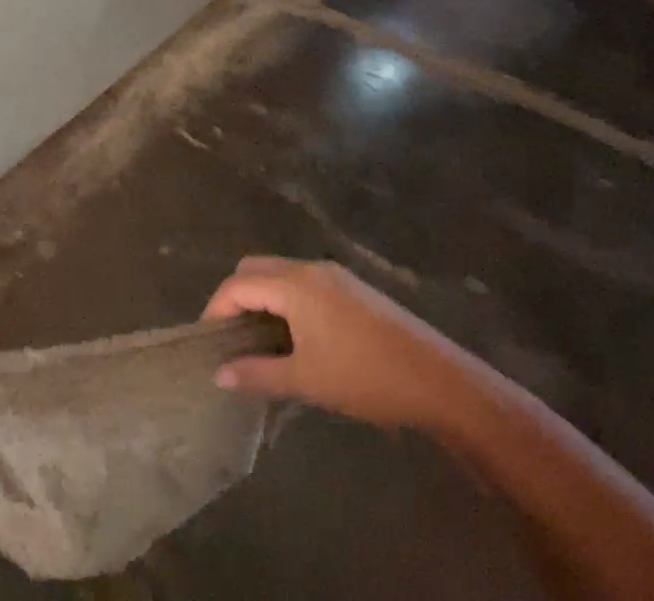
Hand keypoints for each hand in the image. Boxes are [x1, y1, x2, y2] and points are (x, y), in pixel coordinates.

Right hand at [201, 257, 476, 430]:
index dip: (216, 310)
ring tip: (259, 339)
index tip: (209, 342)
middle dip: (235, 297)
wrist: (444, 384)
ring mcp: (338, 278)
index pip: (237, 285)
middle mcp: (312, 270)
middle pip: (255, 269)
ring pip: (281, 274)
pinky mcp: (356, 291)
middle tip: (231, 336)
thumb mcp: (305, 380)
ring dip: (262, 298)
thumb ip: (256, 373)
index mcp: (295, 285)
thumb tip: (218, 373)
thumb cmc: (366, 378)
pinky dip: (286, 300)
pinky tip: (295, 337)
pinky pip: (304, 284)